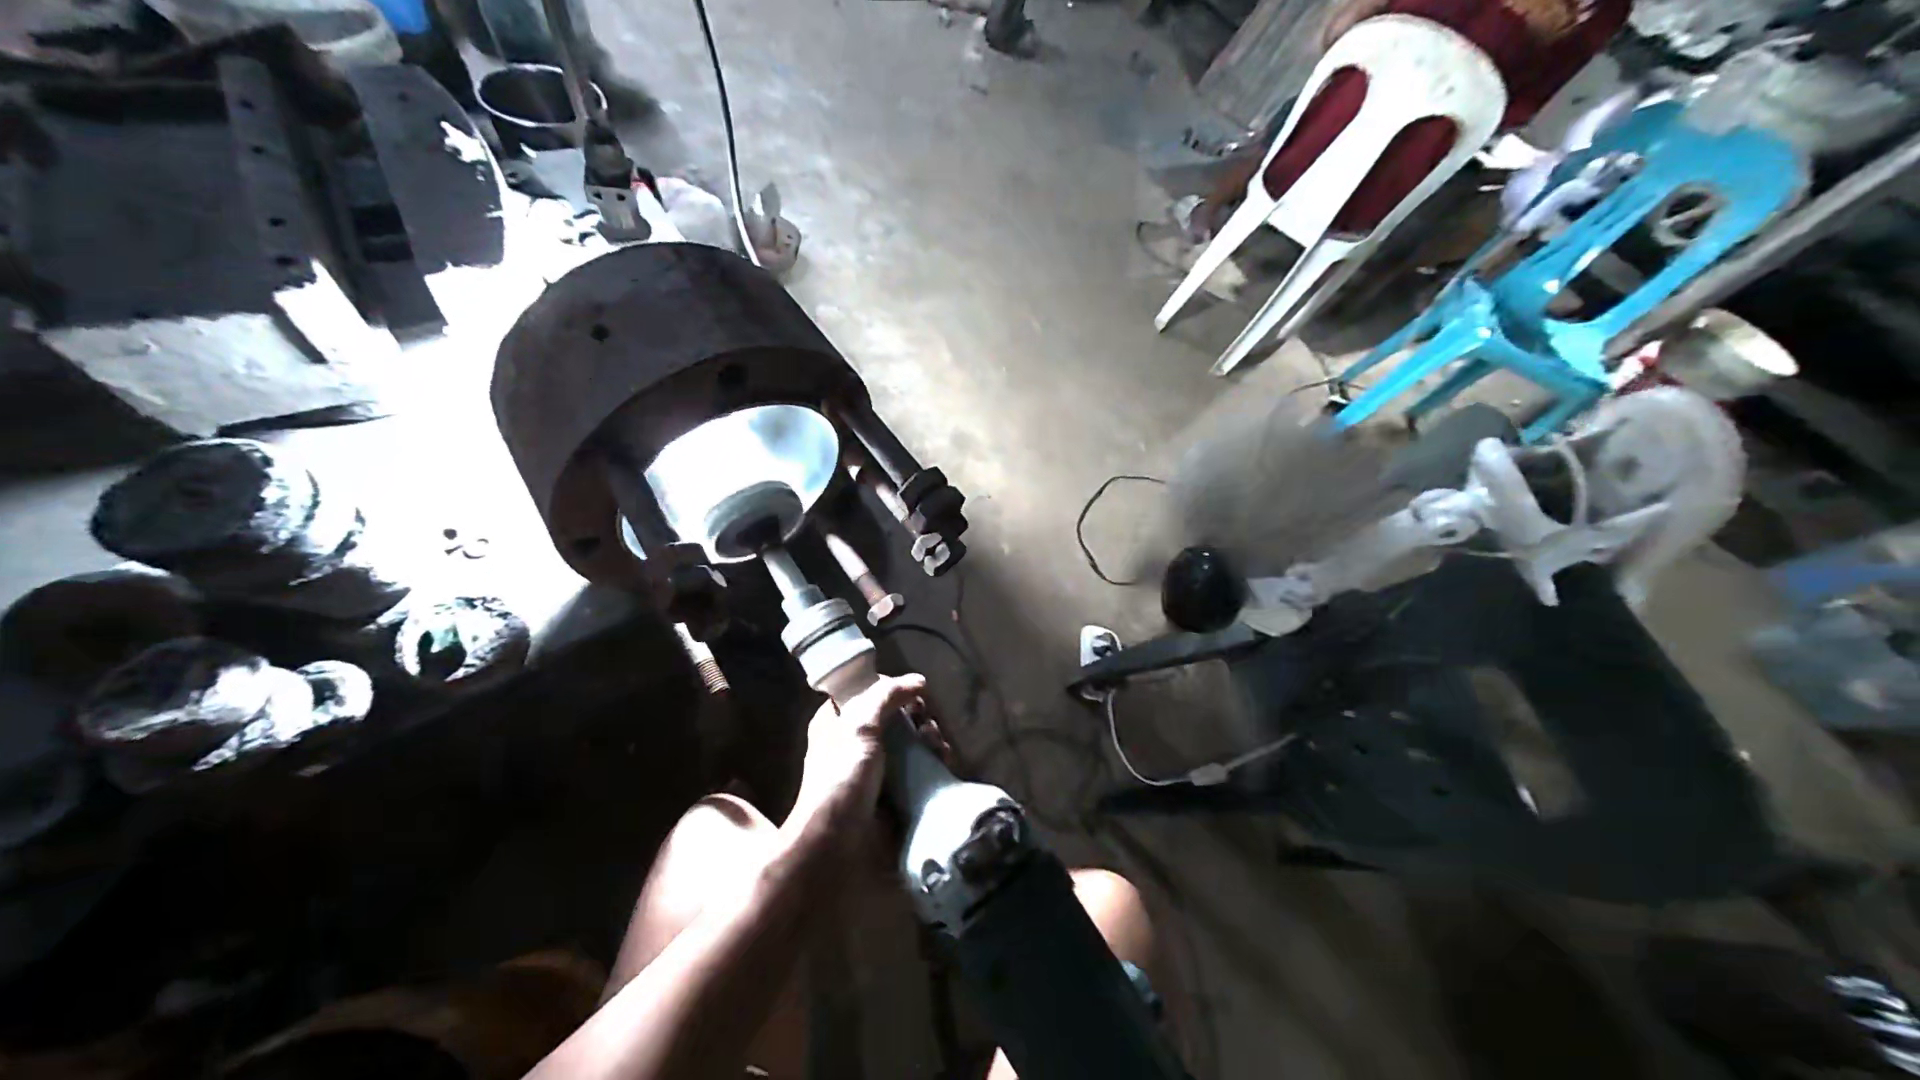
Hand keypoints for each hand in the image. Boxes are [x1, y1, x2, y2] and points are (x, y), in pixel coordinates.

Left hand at [782, 674, 926, 863]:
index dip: (891, 691)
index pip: (868, 696)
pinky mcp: (899, 799)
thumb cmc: (841, 780)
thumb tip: (917, 681)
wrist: (837, 849)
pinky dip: (936, 766)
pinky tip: (946, 762)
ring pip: (914, 747)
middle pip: (897, 721)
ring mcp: (879, 775)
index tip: (913, 693)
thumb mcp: (858, 726)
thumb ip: (886, 696)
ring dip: (931, 741)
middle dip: (918, 719)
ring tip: (938, 746)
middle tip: (927, 725)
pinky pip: (923, 774)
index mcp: (837, 725)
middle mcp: (857, 747)